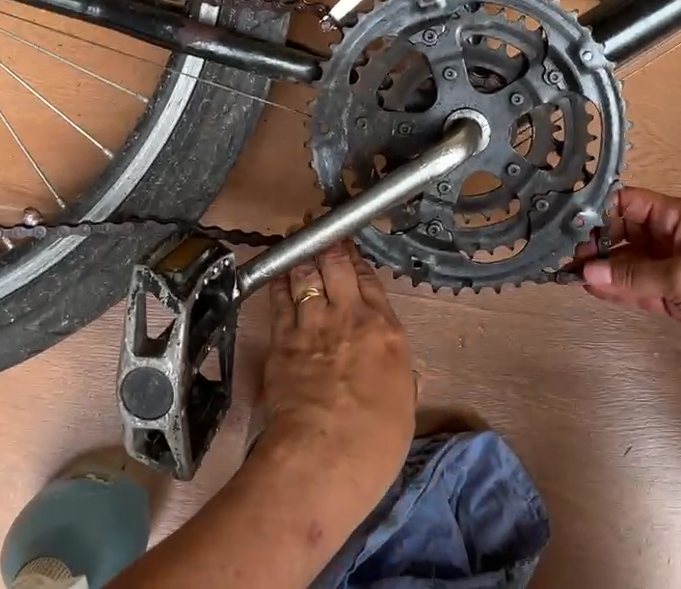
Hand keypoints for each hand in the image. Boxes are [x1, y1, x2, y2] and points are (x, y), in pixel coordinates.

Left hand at [254, 240, 415, 511]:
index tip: (349, 247)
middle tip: (320, 227)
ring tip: (296, 238)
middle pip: (336, 267)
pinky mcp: (282, 339)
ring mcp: (313, 324)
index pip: (370, 282)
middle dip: (328, 244)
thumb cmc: (375, 440)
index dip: (357, 261)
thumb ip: (399, 377)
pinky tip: (276, 272)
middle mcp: (350, 316)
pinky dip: (278, 282)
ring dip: (301, 255)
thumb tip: (401, 373)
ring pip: (305, 275)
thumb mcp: (403, 404)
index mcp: (386, 330)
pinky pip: (279, 300)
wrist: (325, 453)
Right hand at [578, 187, 680, 367]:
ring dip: (602, 269)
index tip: (565, 226)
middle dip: (593, 244)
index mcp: (676, 217)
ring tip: (565, 275)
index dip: (596, 211)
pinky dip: (618, 290)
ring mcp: (673, 267)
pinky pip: (640, 287)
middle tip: (559, 258)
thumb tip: (586, 273)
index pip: (626, 202)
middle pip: (622, 233)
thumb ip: (634, 276)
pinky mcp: (677, 295)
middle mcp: (670, 237)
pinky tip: (592, 290)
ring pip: (628, 263)